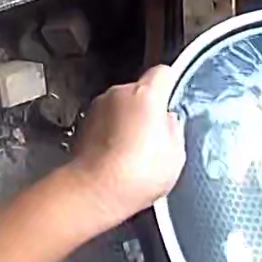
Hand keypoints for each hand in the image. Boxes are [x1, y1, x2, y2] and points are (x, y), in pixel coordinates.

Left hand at [59, 66, 184, 228]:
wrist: (95, 189)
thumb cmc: (135, 174)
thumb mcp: (175, 154)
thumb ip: (174, 128)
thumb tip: (169, 120)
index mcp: (145, 95)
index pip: (162, 72)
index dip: (171, 83)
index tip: (175, 95)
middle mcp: (118, 94)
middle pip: (140, 90)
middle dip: (149, 108)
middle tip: (158, 136)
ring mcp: (99, 106)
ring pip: (122, 104)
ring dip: (130, 119)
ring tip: (138, 150)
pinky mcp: (86, 120)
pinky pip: (107, 118)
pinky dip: (114, 129)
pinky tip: (120, 153)